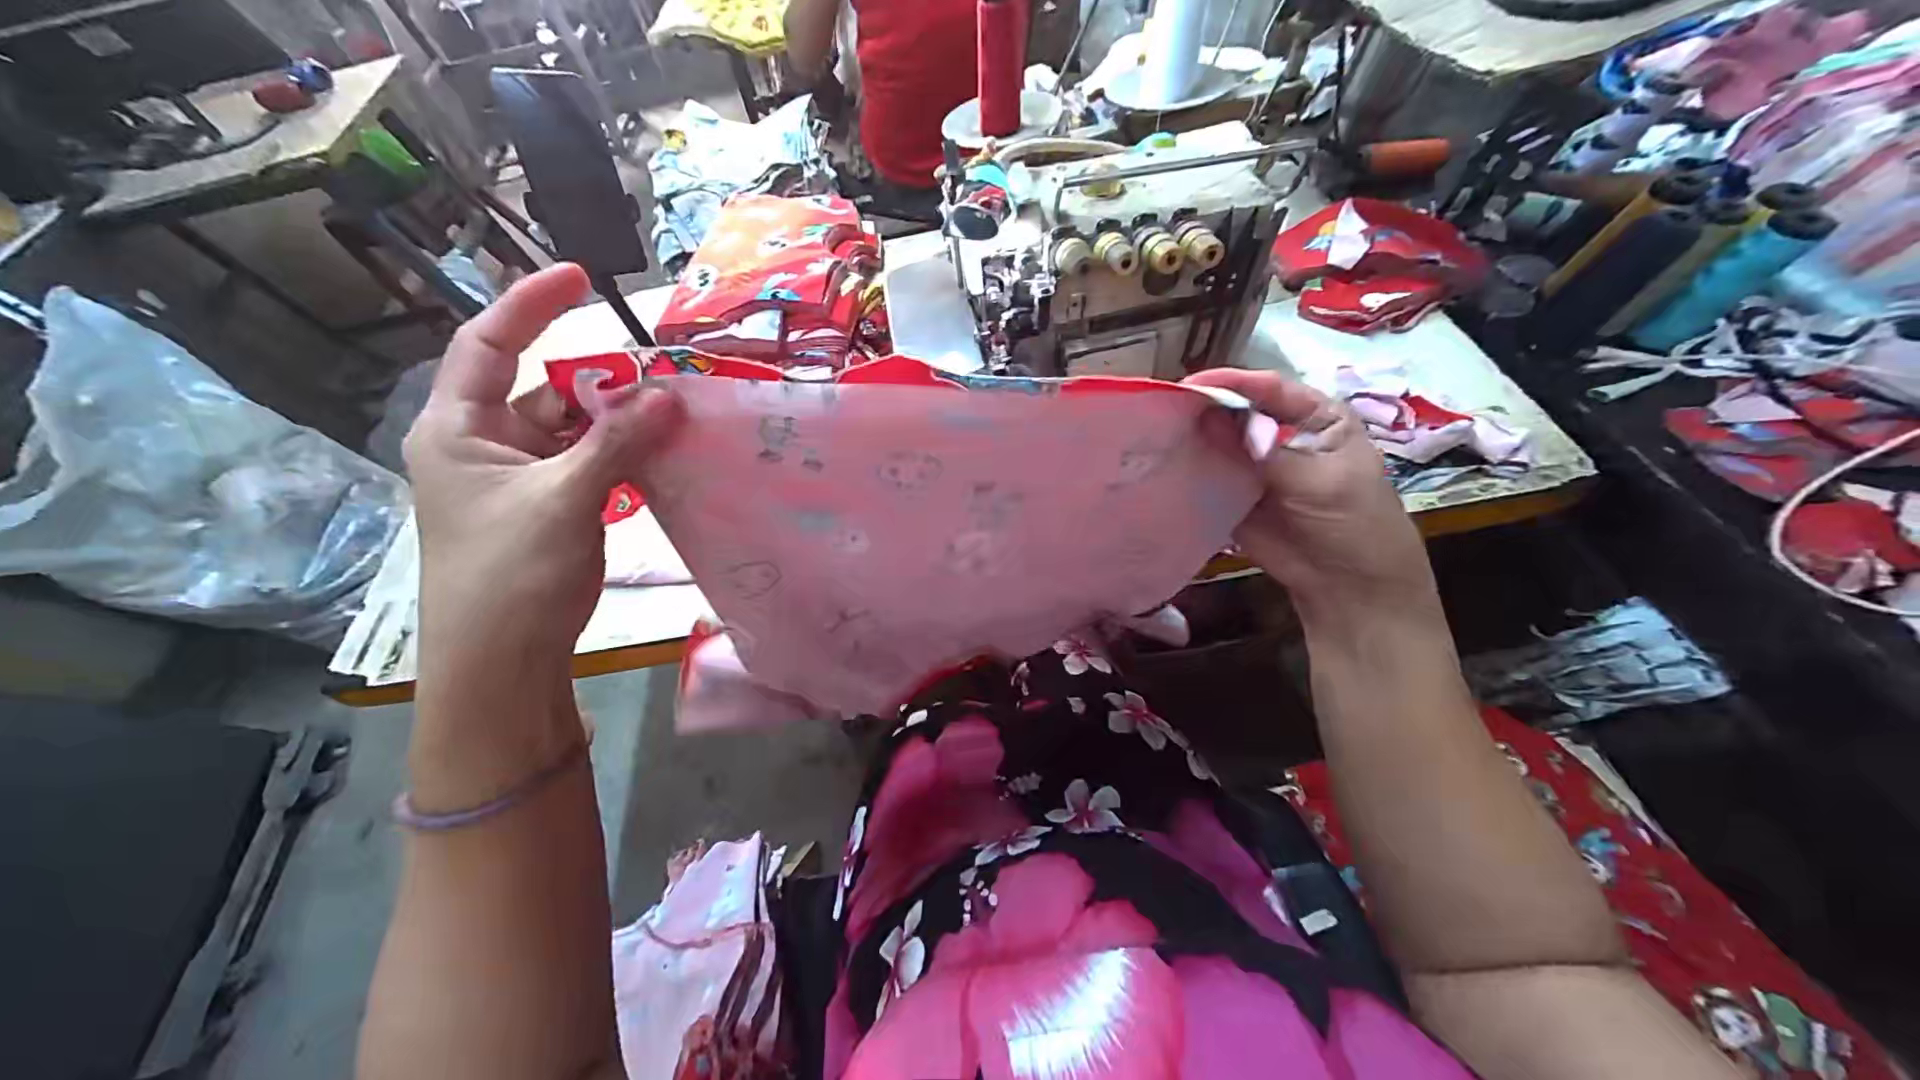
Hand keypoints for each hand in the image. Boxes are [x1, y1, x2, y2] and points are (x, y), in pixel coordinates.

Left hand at [404, 263, 682, 688]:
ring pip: (575, 432)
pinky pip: (590, 467)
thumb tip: (670, 396)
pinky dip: (624, 459)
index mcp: (458, 429)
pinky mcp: (550, 511)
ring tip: (676, 418)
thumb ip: (618, 444)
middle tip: (663, 377)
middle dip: (602, 382)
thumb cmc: (512, 577)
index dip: (533, 304)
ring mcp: (520, 481)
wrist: (503, 667)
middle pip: (546, 391)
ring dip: (621, 425)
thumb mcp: (565, 500)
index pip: (491, 344)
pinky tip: (664, 457)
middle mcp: (484, 446)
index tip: (584, 278)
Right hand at [1184, 368, 1435, 619]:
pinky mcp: (1232, 494)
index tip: (1192, 385)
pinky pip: (1206, 477)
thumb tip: (1213, 418)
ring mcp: (1252, 465)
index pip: (1268, 389)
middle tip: (1162, 409)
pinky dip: (1187, 471)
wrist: (1347, 585)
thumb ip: (1265, 451)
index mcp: (1313, 416)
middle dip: (1203, 409)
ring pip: (1216, 443)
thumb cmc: (1353, 522)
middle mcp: (1278, 434)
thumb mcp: (1318, 481)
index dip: (1231, 384)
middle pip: (1235, 412)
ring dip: (1190, 440)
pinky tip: (1163, 465)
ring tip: (1154, 435)